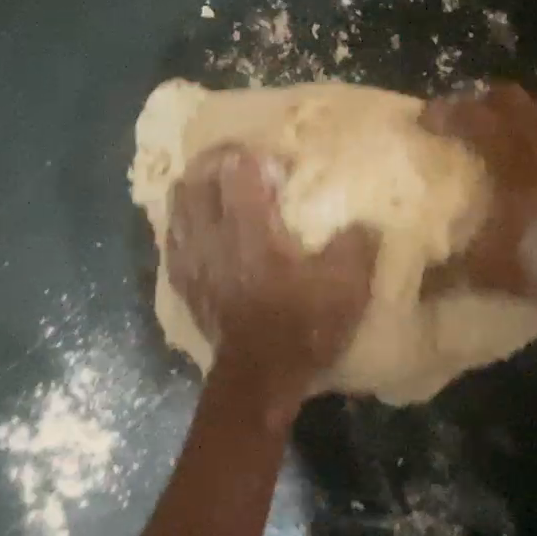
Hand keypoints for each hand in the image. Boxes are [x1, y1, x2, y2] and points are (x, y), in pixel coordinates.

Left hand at [166, 145, 378, 413]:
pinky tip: (202, 228)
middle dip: (218, 160)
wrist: (260, 378)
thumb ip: (357, 246)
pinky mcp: (183, 282)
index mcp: (248, 227)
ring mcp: (191, 259)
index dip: (257, 157)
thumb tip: (364, 224)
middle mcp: (211, 235)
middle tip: (242, 162)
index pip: (237, 168)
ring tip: (218, 188)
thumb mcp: (346, 287)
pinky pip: (172, 238)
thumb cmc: (302, 327)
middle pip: (197, 177)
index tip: (280, 166)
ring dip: (196, 187)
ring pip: (177, 204)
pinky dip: (184, 223)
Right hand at [419, 82, 536, 315]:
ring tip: (497, 142)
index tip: (424, 120)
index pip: (474, 116)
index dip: (445, 113)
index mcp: (521, 153)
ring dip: (514, 120)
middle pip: (509, 99)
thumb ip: (451, 271)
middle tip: (458, 121)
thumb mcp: (498, 271)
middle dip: (479, 105)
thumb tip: (412, 285)